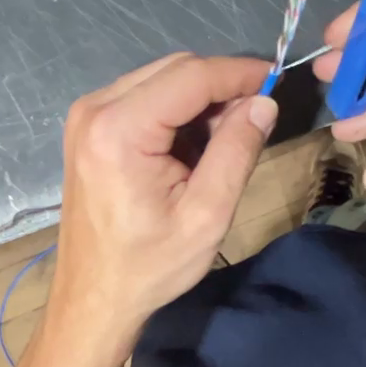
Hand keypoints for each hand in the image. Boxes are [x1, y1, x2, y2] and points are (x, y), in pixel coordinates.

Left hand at [45, 53, 277, 366]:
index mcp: (120, 130)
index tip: (278, 82)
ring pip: (161, 80)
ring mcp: (87, 115)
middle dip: (220, 87)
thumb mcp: (207, 214)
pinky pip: (144, 98)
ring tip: (224, 144)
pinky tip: (191, 149)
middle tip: (255, 122)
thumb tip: (265, 103)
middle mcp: (95, 109)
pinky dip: (176, 112)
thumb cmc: (150, 266)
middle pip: (174, 70)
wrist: (95, 297)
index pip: (191, 76)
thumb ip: (237, 151)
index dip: (239, 73)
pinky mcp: (89, 127)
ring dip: (199, 101)